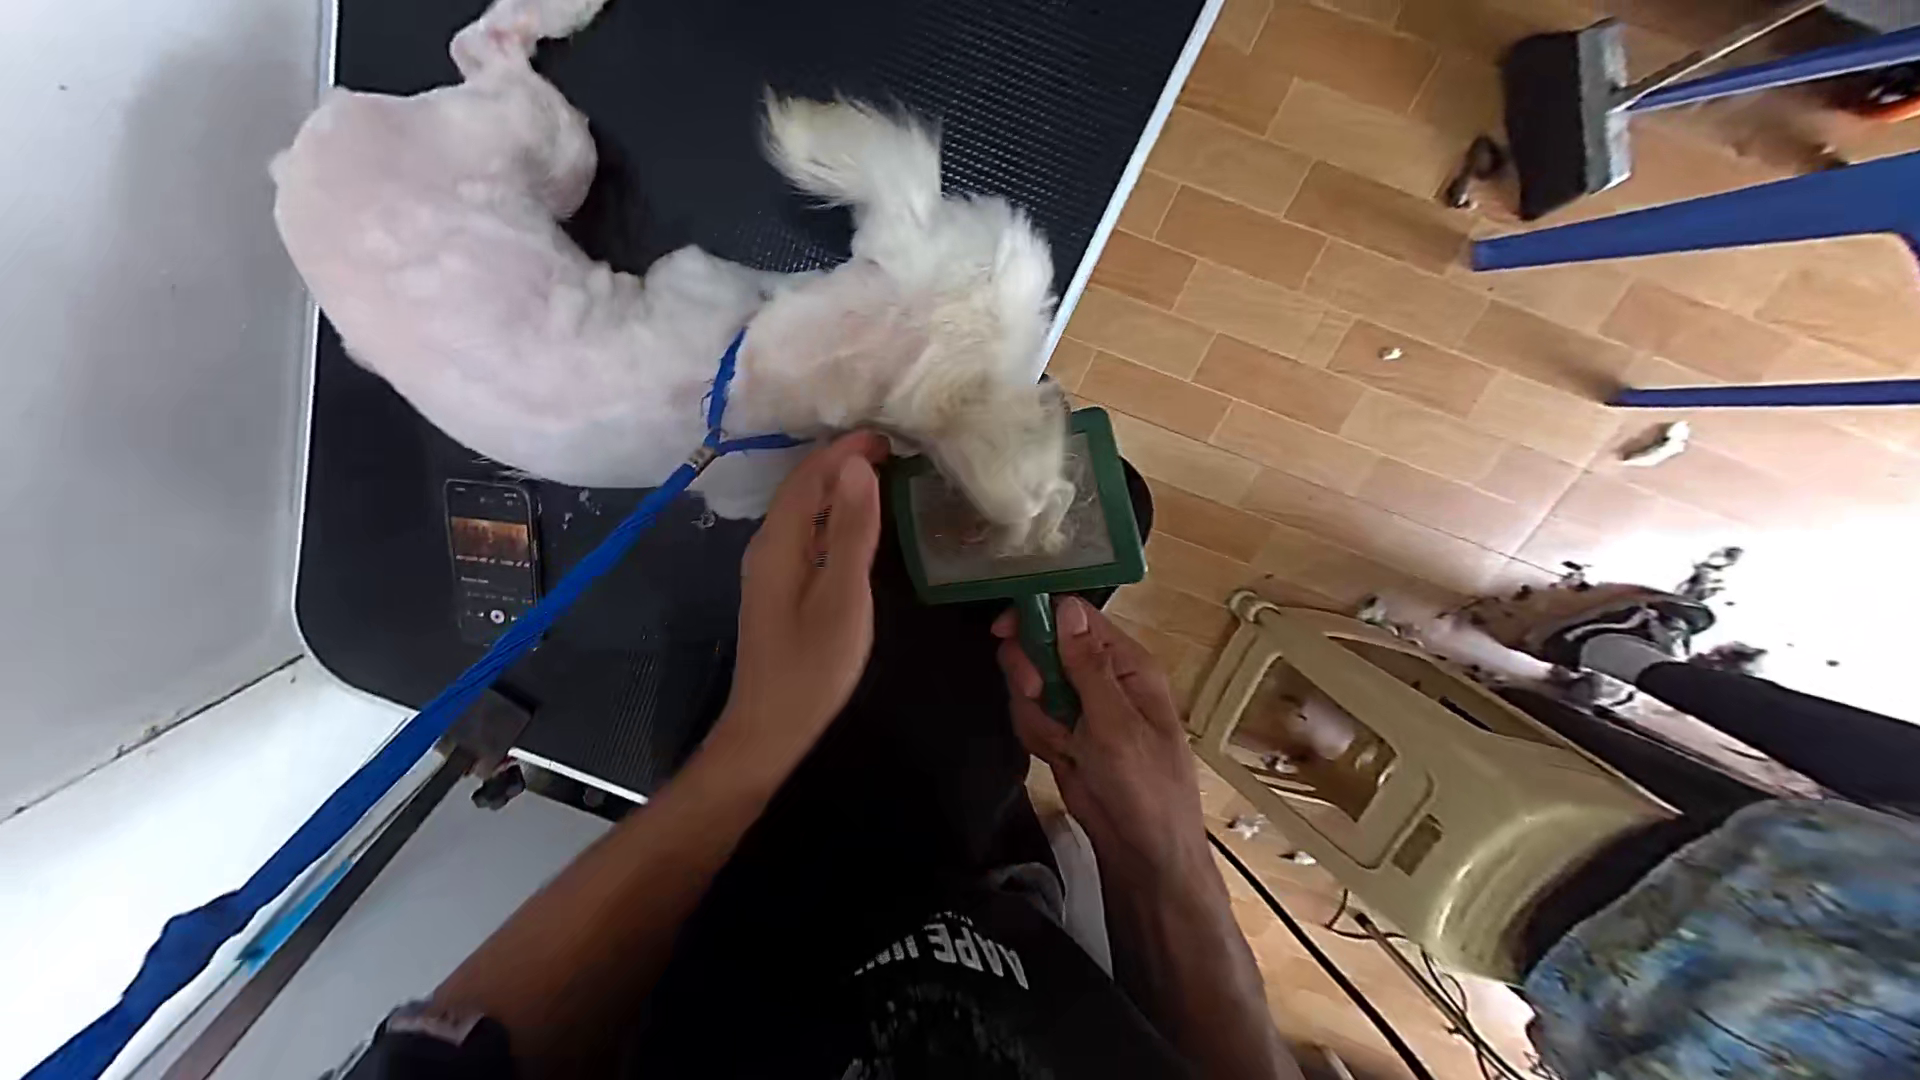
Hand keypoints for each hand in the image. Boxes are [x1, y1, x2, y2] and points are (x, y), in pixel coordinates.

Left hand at [719, 432, 887, 760]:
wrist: (770, 727)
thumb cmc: (813, 666)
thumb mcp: (843, 596)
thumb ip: (851, 531)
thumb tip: (856, 466)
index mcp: (779, 542)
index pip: (809, 477)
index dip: (844, 450)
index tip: (886, 435)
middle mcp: (767, 546)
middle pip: (801, 488)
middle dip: (841, 462)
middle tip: (890, 449)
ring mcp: (770, 568)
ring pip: (802, 510)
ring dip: (836, 486)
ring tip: (879, 474)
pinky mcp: (779, 587)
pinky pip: (805, 532)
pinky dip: (832, 515)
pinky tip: (856, 523)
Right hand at [994, 597, 1209, 879]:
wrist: (1140, 853)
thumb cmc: (1144, 785)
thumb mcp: (1116, 723)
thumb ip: (1087, 665)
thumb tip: (1066, 607)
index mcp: (1124, 663)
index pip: (1074, 617)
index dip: (1036, 616)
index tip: (1003, 631)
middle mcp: (1099, 675)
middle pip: (1042, 646)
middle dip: (1030, 672)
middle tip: (1035, 695)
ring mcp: (1078, 703)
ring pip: (1029, 682)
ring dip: (1034, 713)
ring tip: (1062, 743)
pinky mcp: (1061, 729)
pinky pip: (1029, 714)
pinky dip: (1035, 734)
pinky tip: (1059, 756)